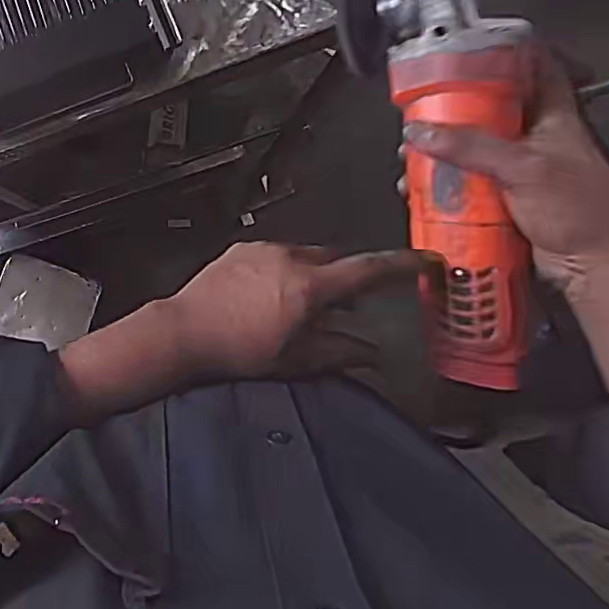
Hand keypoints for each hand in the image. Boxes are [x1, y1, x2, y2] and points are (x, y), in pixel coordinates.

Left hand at [159, 242, 424, 381]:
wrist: (183, 331)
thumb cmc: (235, 348)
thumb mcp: (295, 359)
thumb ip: (339, 352)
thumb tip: (369, 354)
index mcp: (308, 285)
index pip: (368, 269)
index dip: (402, 265)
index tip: (424, 261)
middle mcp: (286, 258)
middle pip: (335, 259)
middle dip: (347, 277)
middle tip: (346, 303)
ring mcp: (260, 250)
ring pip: (304, 255)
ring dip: (313, 273)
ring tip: (301, 305)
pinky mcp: (239, 250)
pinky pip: (274, 254)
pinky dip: (284, 269)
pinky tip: (271, 294)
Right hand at [401, 50, 608, 296]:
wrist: (597, 266)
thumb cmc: (577, 208)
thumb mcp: (524, 168)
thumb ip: (470, 147)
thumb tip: (415, 131)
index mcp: (554, 119)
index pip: (535, 71)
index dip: (507, 55)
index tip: (468, 51)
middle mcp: (533, 139)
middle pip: (487, 113)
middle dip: (449, 113)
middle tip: (417, 115)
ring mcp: (516, 171)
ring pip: (469, 151)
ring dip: (437, 155)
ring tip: (408, 159)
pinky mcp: (501, 200)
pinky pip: (463, 184)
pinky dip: (439, 185)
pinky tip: (417, 189)